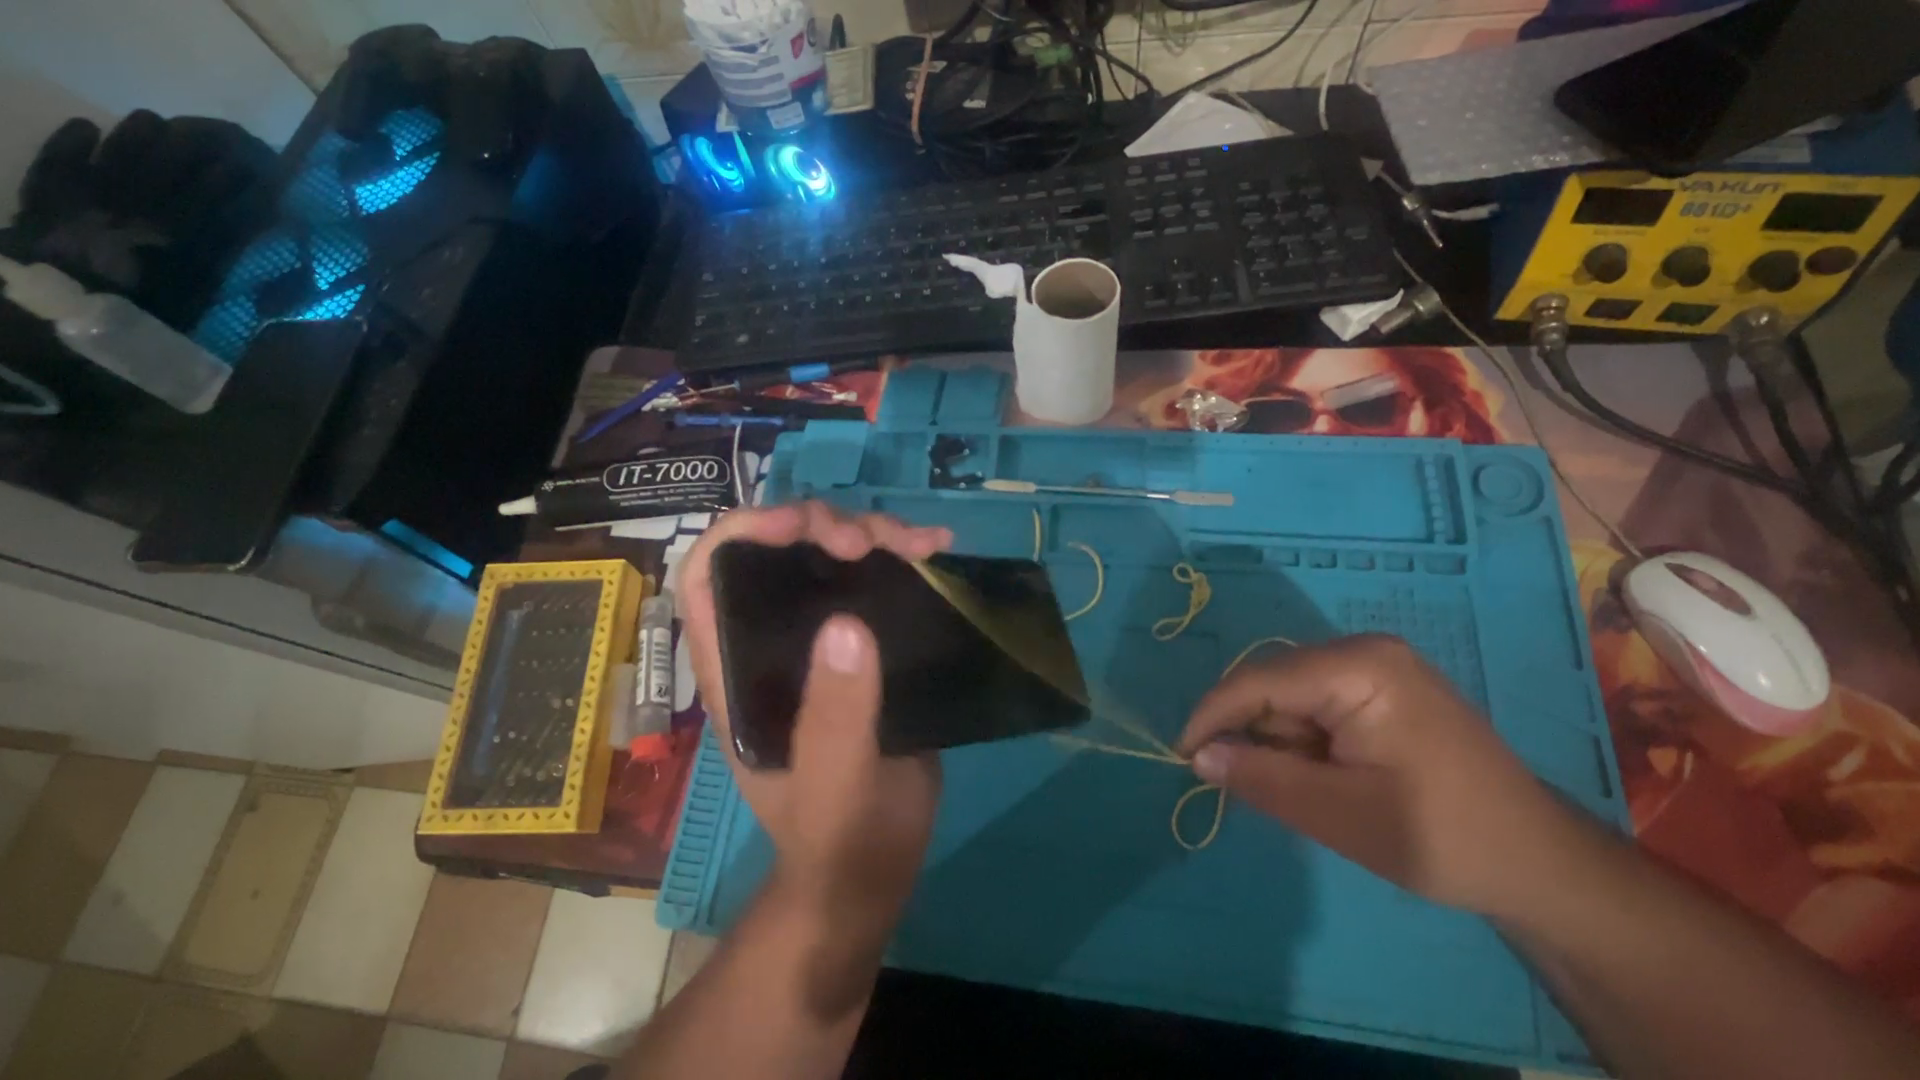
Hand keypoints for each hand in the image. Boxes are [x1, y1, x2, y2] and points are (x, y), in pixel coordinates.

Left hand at [678, 502, 953, 916]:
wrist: (870, 873)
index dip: (744, 534)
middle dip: (825, 528)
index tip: (802, 528)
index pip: (709, 578)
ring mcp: (822, 648)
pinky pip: (879, 588)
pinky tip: (940, 552)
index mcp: (738, 670)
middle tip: (877, 544)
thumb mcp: (835, 785)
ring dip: (874, 536)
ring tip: (923, 544)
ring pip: (832, 562)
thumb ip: (835, 716)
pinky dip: (907, 561)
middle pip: (780, 555)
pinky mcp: (868, 655)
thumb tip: (846, 624)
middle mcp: (773, 646)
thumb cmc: (837, 837)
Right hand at [1178, 634, 1576, 915]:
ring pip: (1293, 698)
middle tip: (1259, 794)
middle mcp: (1367, 651)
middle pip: (1274, 685)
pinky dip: (1307, 744)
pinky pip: (1320, 706)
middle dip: (1256, 737)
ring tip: (1314, 797)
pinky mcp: (1388, 690)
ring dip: (1283, 745)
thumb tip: (1197, 756)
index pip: (1257, 680)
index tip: (1180, 759)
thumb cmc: (1439, 837)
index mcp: (1359, 667)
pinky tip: (1331, 781)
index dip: (1211, 717)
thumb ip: (1261, 778)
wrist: (1536, 861)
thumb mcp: (1336, 813)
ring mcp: (1381, 668)